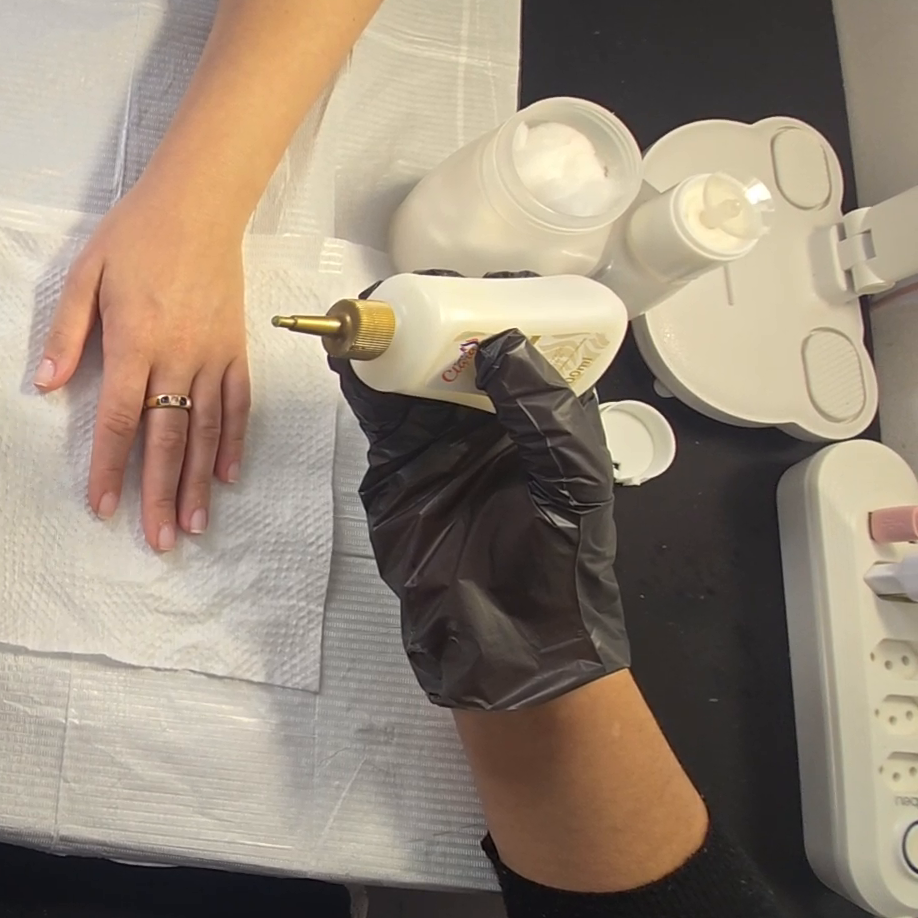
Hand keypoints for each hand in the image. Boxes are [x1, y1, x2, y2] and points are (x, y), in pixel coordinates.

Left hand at [35, 178, 250, 551]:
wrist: (200, 199)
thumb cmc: (134, 236)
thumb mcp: (84, 275)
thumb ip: (65, 334)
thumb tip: (45, 385)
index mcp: (134, 341)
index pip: (119, 419)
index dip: (109, 466)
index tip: (104, 507)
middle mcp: (177, 356)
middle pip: (166, 437)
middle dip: (158, 493)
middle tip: (157, 540)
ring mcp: (213, 354)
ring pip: (205, 430)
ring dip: (197, 481)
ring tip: (192, 525)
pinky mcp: (236, 347)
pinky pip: (238, 402)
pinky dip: (234, 441)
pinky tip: (226, 476)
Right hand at [336, 330, 629, 708]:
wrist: (496, 634)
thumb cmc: (552, 563)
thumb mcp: (569, 481)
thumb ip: (541, 411)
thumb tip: (497, 342)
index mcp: (543, 416)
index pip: (523, 343)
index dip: (501, 305)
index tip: (475, 283)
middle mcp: (488, 420)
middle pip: (456, 352)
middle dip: (431, 317)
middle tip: (403, 293)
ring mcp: (437, 442)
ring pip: (410, 378)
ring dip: (388, 346)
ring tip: (363, 316)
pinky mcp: (395, 464)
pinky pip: (378, 415)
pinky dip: (361, 385)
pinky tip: (348, 360)